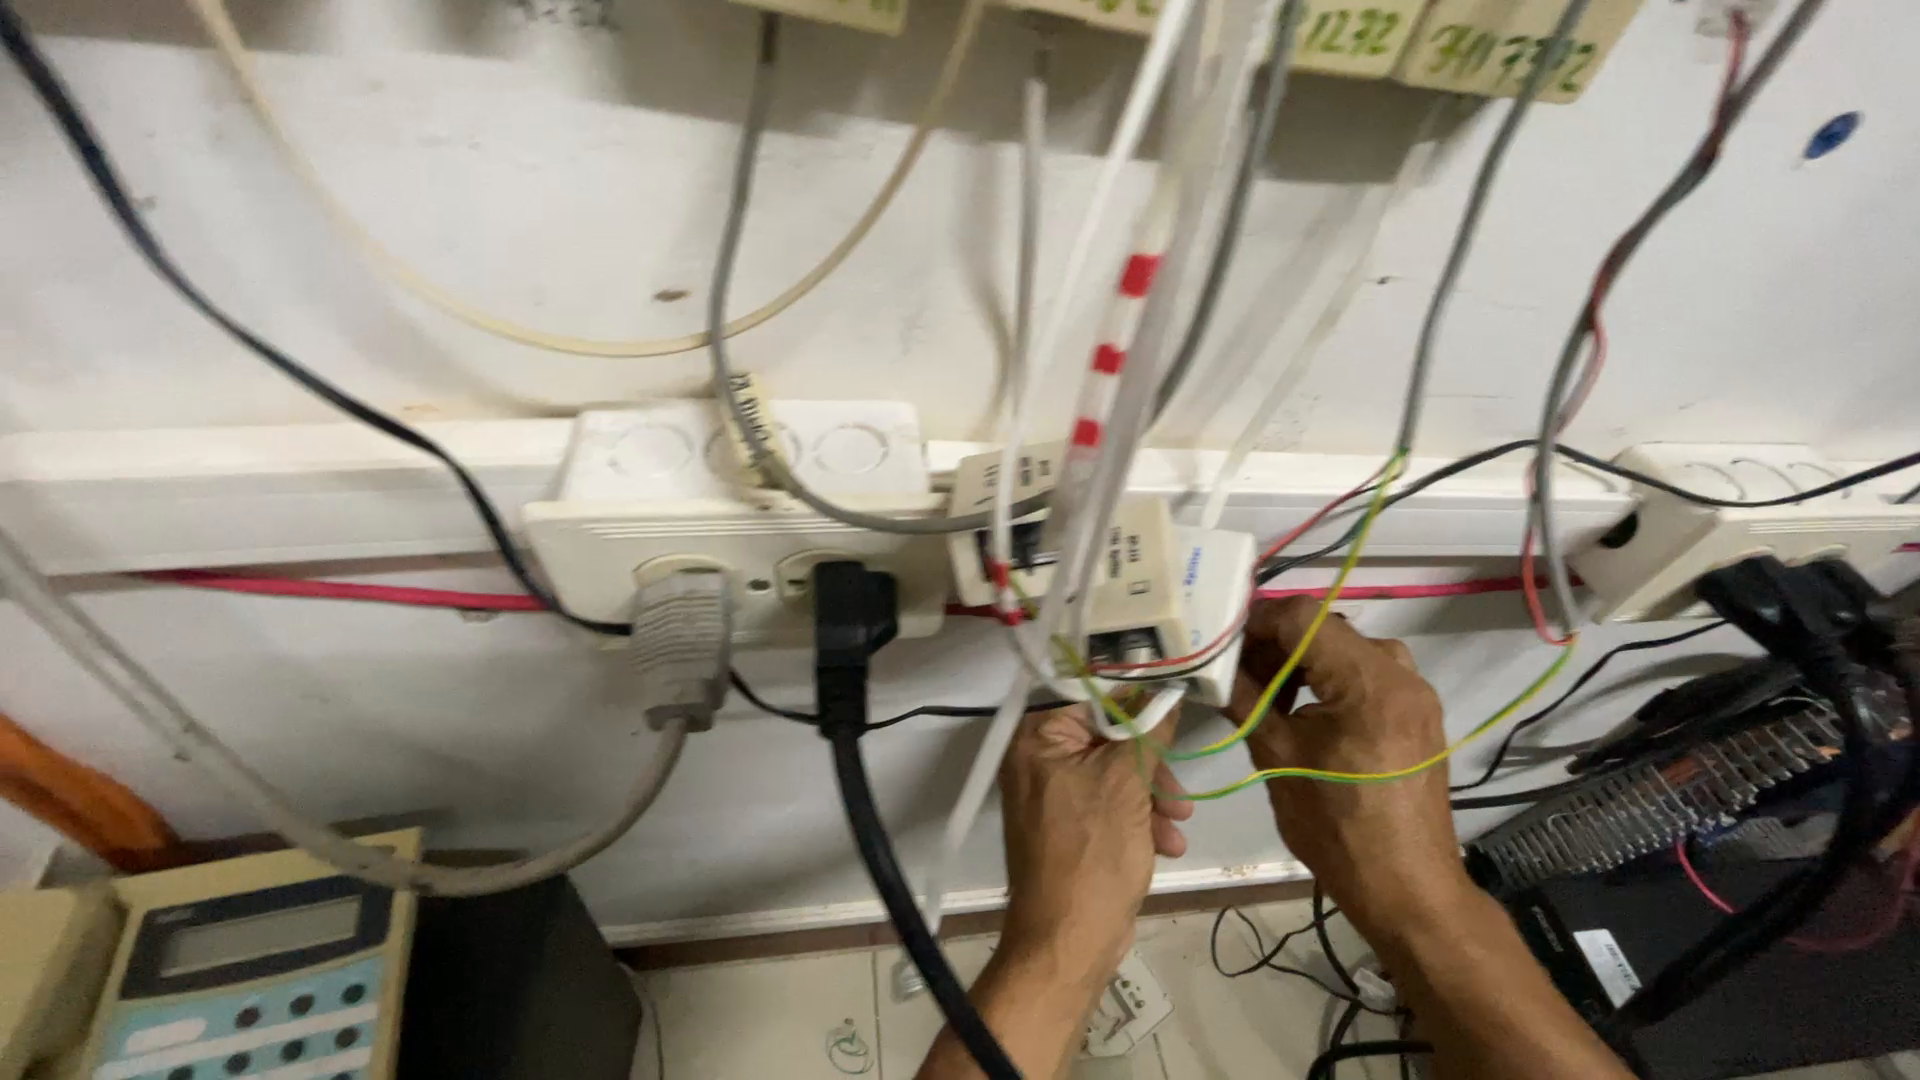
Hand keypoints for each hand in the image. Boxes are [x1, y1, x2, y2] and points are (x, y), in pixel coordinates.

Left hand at [996, 703, 1191, 983]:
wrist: (1068, 939)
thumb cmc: (1093, 850)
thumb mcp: (1127, 783)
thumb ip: (1148, 732)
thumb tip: (1168, 692)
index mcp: (1037, 739)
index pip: (1092, 701)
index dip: (1136, 708)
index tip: (1174, 715)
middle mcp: (1036, 761)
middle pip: (1106, 741)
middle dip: (1149, 767)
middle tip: (1179, 793)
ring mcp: (1049, 798)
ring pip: (1112, 777)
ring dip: (1150, 798)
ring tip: (1179, 825)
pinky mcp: (1066, 829)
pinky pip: (1106, 807)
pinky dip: (1137, 820)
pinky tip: (1167, 845)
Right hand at [1230, 597, 1474, 939]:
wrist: (1406, 888)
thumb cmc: (1335, 827)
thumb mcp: (1276, 756)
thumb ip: (1244, 697)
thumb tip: (1213, 662)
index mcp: (1369, 684)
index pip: (1303, 617)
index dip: (1256, 622)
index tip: (1223, 644)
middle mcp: (1401, 676)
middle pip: (1326, 627)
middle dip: (1275, 642)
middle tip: (1236, 670)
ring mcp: (1415, 694)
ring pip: (1346, 647)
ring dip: (1301, 658)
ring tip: (1265, 690)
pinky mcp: (1416, 713)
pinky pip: (1366, 672)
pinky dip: (1329, 676)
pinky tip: (1302, 706)